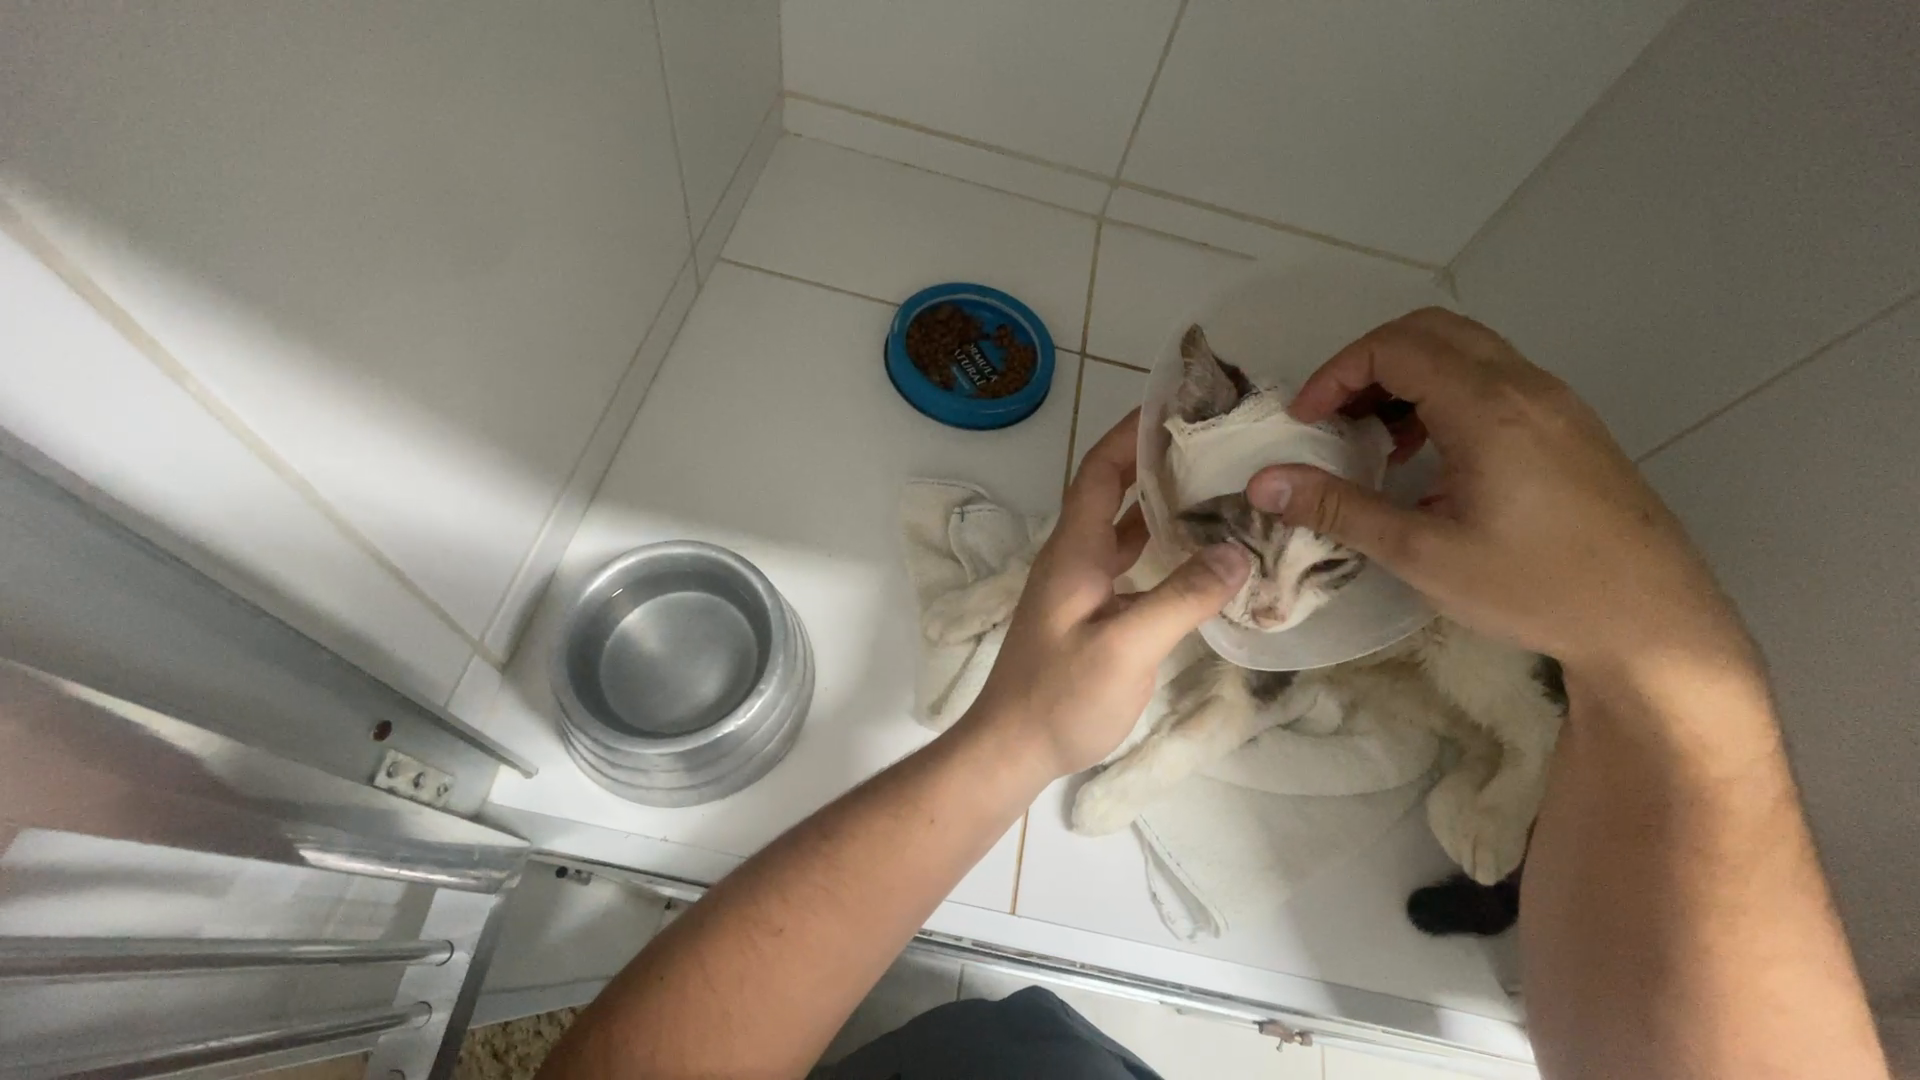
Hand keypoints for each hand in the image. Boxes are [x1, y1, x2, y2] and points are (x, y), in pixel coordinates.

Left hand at [963, 411, 1249, 779]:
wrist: (1012, 745)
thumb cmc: (1060, 695)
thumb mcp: (1127, 647)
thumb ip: (1181, 597)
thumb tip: (1238, 550)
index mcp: (1075, 550)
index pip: (1100, 471)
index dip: (1131, 433)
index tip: (1176, 405)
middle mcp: (1074, 557)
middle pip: (1112, 491)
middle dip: (1154, 460)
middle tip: (1211, 443)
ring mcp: (1080, 586)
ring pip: (1121, 528)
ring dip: (1159, 503)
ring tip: (1215, 487)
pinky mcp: (1089, 612)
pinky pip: (1127, 563)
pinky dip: (1158, 547)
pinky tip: (1196, 555)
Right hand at [1245, 308, 1750, 675]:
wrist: (1654, 624)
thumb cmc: (1534, 588)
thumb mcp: (1421, 554)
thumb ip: (1338, 508)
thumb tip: (1262, 482)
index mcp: (1490, 409)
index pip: (1396, 348)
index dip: (1336, 374)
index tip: (1304, 424)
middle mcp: (1526, 387)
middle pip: (1430, 331)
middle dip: (1365, 365)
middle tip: (1330, 420)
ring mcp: (1553, 403)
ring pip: (1463, 351)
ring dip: (1403, 379)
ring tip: (1370, 440)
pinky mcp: (1565, 426)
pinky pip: (1489, 380)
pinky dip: (1438, 395)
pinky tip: (1424, 456)